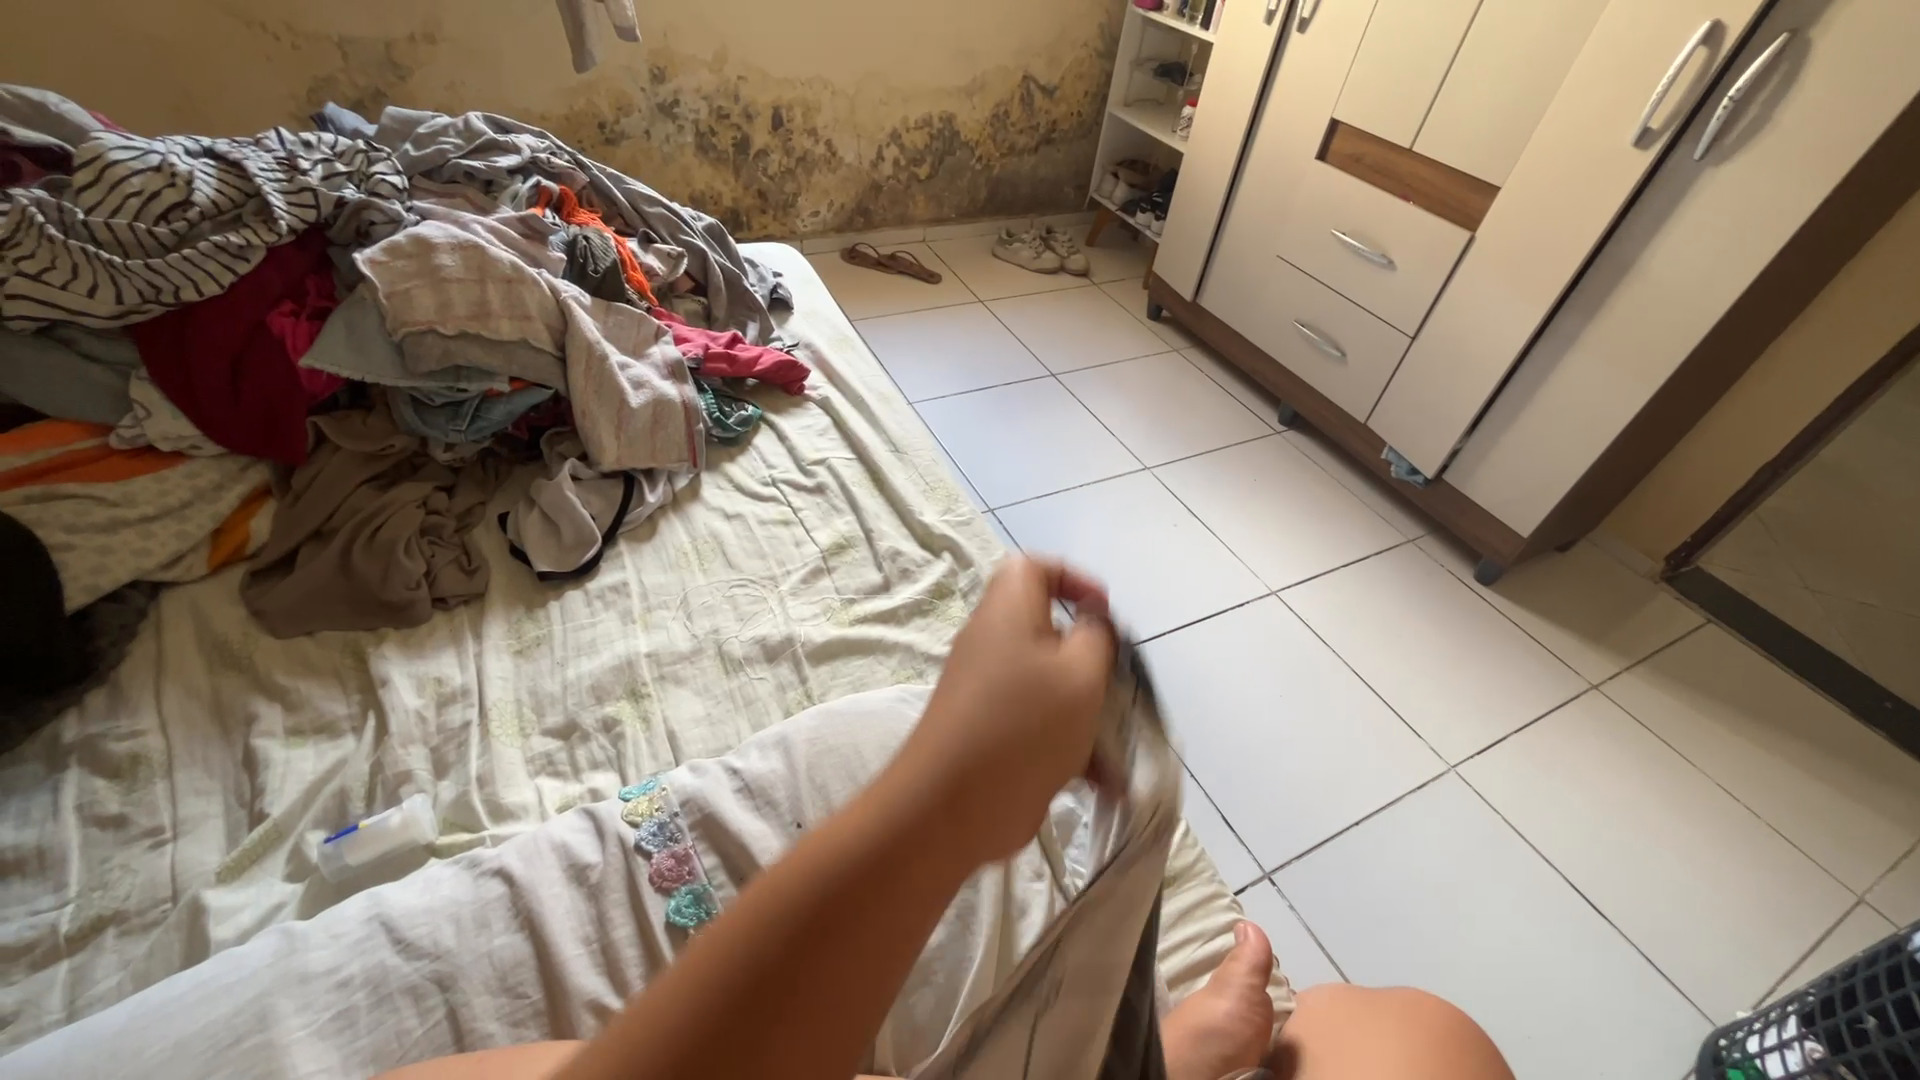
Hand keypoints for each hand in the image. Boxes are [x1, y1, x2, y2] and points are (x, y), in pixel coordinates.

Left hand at [888, 557, 1116, 866]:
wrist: (953, 807)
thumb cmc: (1025, 725)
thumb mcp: (1081, 673)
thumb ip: (1097, 636)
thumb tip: (1092, 620)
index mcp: (1007, 610)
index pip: (1033, 566)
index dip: (1073, 578)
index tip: (1105, 612)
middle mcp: (991, 641)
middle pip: (1047, 629)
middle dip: (1089, 659)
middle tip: (1113, 685)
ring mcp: (985, 688)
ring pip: (1047, 682)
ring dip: (1086, 711)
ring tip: (1115, 749)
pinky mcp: (987, 730)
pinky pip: (1035, 720)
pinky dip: (1067, 743)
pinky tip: (1100, 782)